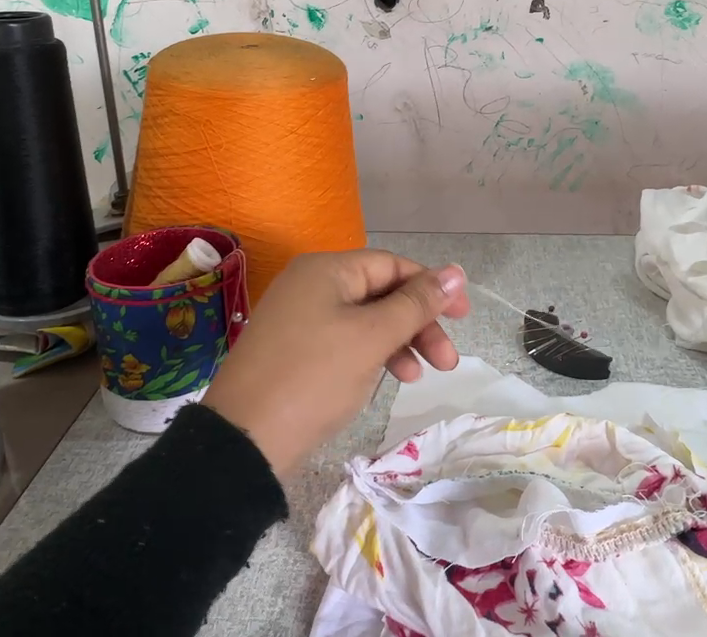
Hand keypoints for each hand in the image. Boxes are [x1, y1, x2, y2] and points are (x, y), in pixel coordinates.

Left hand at [203, 251, 470, 473]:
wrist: (242, 441)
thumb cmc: (313, 378)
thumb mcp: (371, 338)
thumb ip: (415, 304)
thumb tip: (455, 271)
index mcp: (326, 270)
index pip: (392, 265)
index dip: (431, 287)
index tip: (463, 317)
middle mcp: (311, 284)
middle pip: (381, 293)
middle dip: (418, 323)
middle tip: (448, 361)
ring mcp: (299, 318)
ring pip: (365, 320)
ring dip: (399, 343)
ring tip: (420, 378)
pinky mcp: (294, 350)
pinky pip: (345, 340)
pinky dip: (371, 355)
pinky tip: (387, 380)